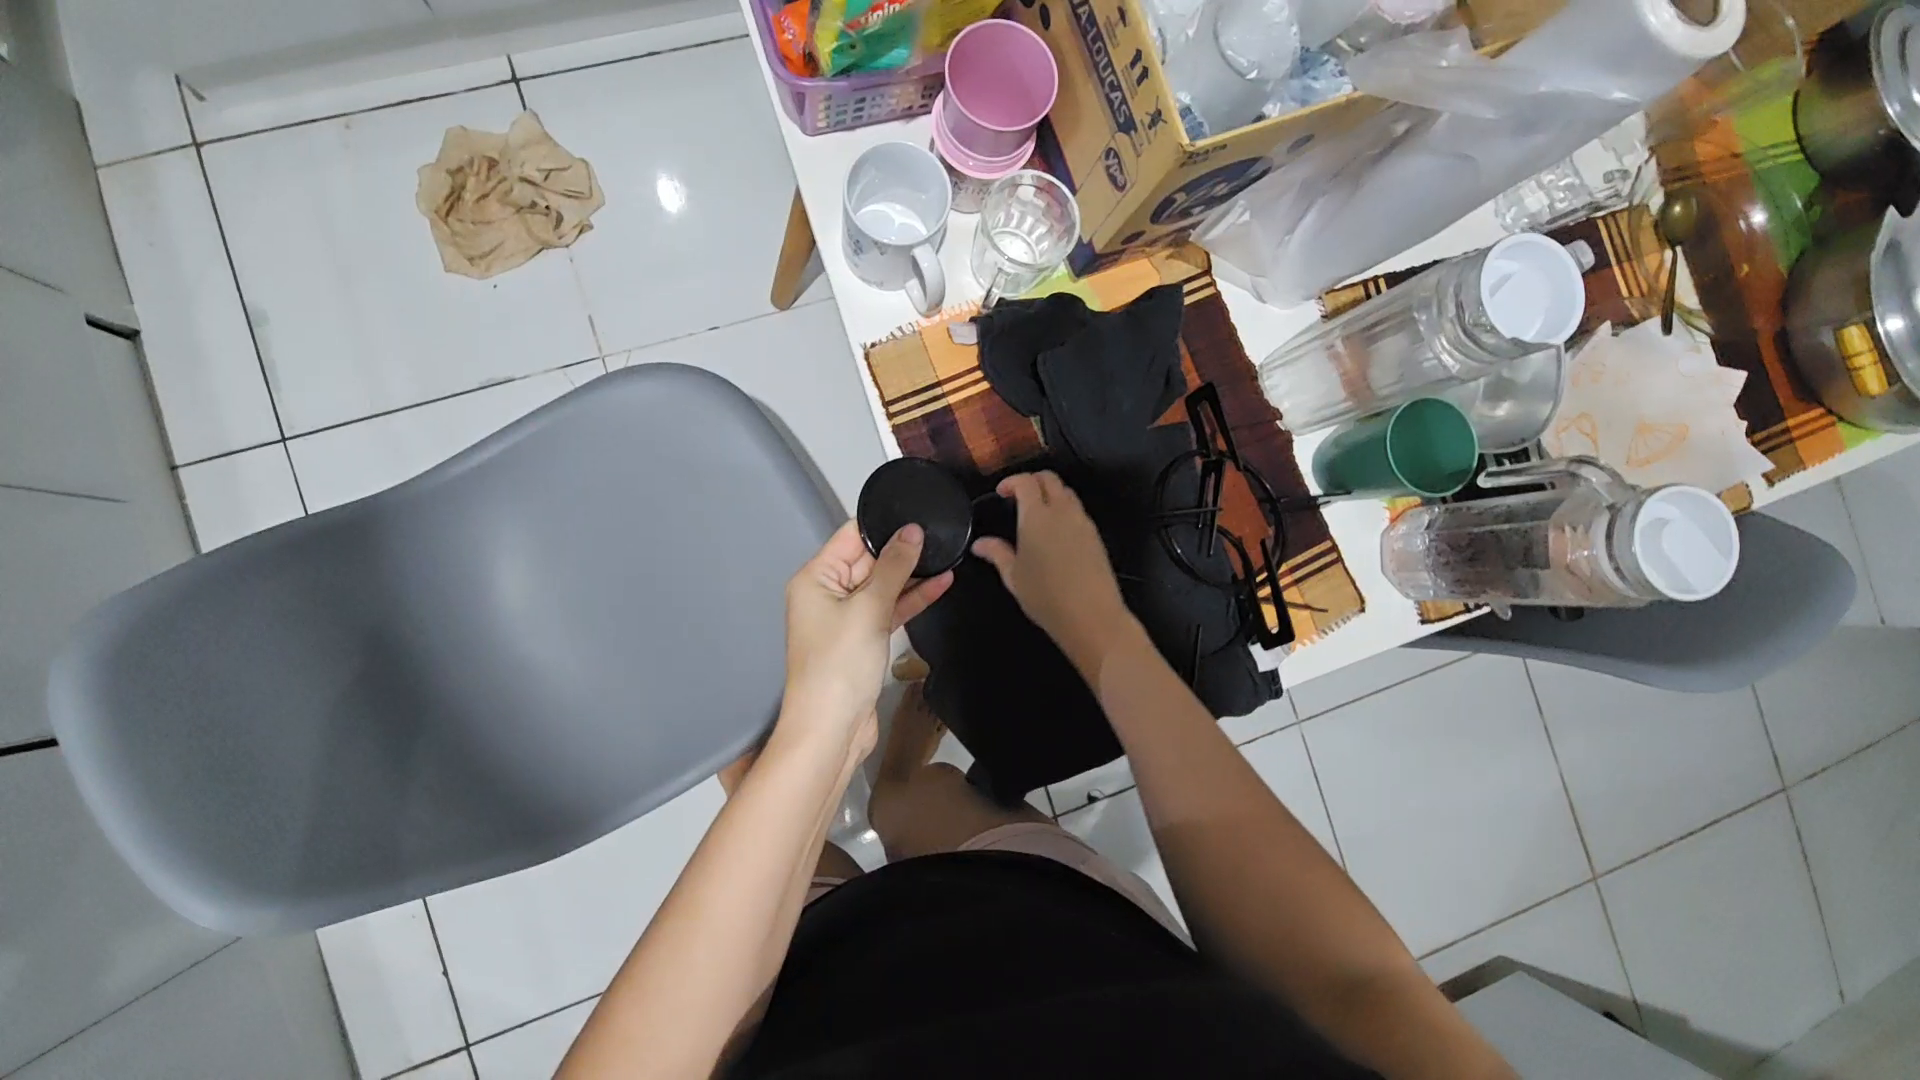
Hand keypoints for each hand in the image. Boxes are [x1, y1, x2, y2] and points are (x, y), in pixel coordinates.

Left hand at [781, 521, 952, 754]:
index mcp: (816, 578)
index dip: (883, 525)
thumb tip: (911, 532)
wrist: (832, 729)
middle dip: (902, 549)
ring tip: (948, 554)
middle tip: (941, 533)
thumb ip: (893, 567)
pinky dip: (912, 599)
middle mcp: (828, 594)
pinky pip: (890, 609)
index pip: (850, 537)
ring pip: (883, 586)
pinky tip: (941, 584)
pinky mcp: (864, 639)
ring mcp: (847, 618)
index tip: (917, 513)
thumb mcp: (869, 608)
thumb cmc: (839, 666)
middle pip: (869, 560)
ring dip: (912, 575)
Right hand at [970, 472, 1139, 679]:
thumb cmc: (1046, 597)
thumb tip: (980, 544)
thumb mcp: (1013, 576)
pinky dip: (1064, 510)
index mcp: (1036, 516)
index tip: (1002, 491)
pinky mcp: (1096, 536)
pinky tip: (1055, 532)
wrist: (1091, 616)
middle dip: (1032, 480)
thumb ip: (997, 553)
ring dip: (1050, 494)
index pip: (1026, 481)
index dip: (1011, 481)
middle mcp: (1062, 512)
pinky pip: (1078, 511)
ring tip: (1036, 513)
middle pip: (1050, 479)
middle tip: (1018, 496)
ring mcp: (1083, 522)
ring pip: (1067, 493)